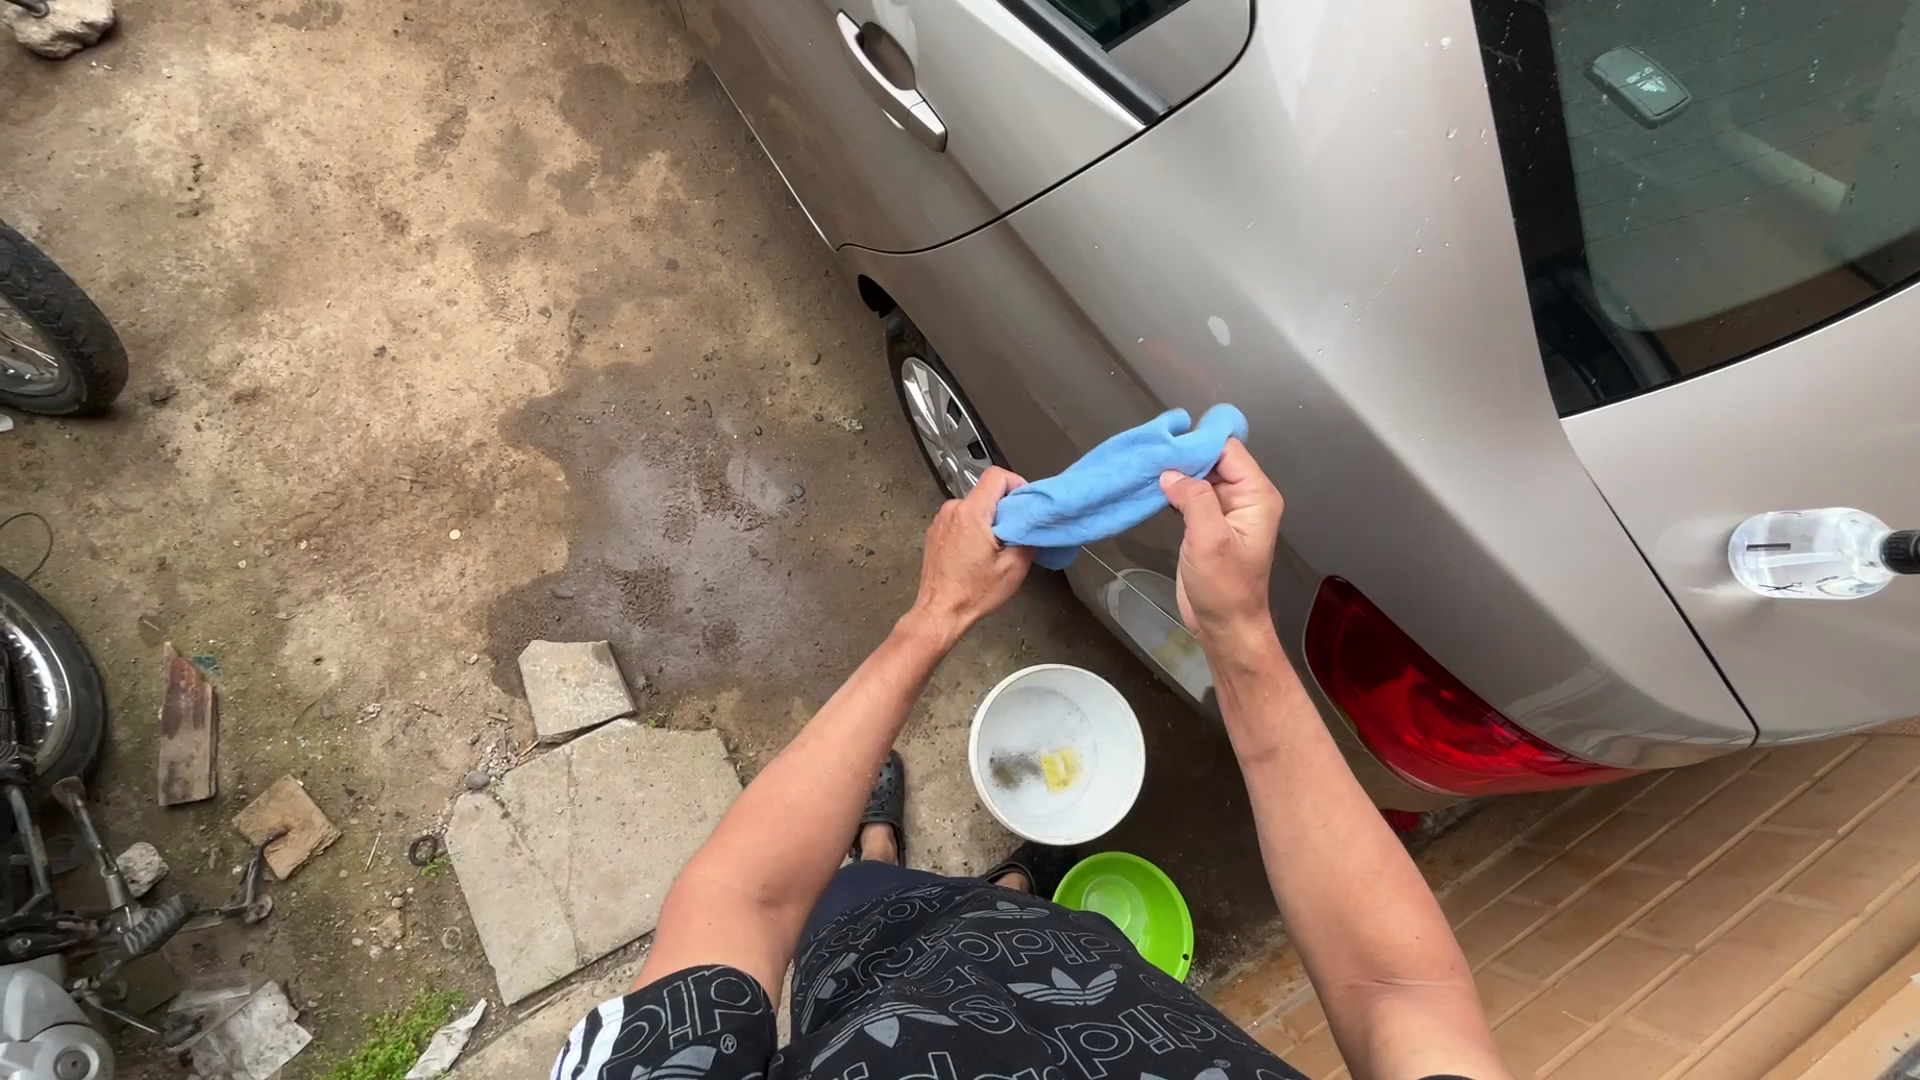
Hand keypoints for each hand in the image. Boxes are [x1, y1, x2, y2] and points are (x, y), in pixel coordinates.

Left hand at [909, 467, 1036, 640]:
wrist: (941, 612)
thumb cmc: (971, 593)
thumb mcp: (1014, 567)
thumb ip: (1029, 537)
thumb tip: (1036, 524)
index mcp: (971, 513)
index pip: (997, 475)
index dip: (1016, 484)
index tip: (1024, 503)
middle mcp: (952, 511)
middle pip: (986, 491)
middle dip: (1004, 508)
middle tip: (1014, 533)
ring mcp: (941, 521)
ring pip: (974, 506)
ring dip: (988, 520)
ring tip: (995, 548)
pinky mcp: (936, 532)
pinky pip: (961, 519)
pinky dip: (973, 529)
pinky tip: (978, 553)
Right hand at [1159, 439, 1283, 648]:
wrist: (1224, 625)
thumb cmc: (1224, 588)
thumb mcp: (1210, 540)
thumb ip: (1194, 500)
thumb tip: (1169, 473)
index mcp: (1256, 496)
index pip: (1229, 450)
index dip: (1199, 445)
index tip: (1166, 447)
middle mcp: (1243, 497)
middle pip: (1212, 459)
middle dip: (1182, 457)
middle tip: (1148, 457)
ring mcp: (1223, 510)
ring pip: (1197, 476)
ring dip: (1173, 474)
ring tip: (1145, 470)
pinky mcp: (1205, 523)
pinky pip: (1189, 495)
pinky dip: (1171, 491)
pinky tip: (1151, 490)